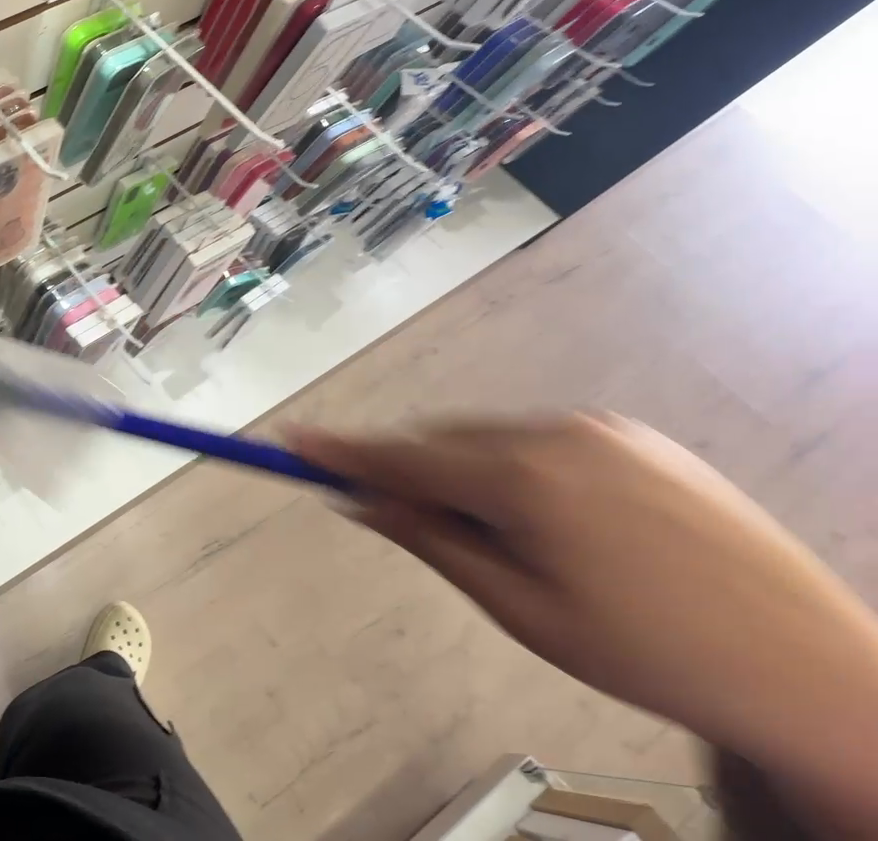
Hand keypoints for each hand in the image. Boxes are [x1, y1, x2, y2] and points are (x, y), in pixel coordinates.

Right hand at [293, 414, 877, 776]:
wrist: (812, 670)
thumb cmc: (646, 653)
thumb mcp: (516, 607)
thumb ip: (429, 537)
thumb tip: (361, 500)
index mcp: (524, 479)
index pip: (401, 455)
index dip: (338, 450)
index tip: (288, 438)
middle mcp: (559, 435)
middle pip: (443, 441)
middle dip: (416, 475)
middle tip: (419, 528)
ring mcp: (605, 430)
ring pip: (491, 440)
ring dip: (470, 475)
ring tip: (512, 543)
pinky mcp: (638, 438)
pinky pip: (542, 441)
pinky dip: (517, 469)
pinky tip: (556, 524)